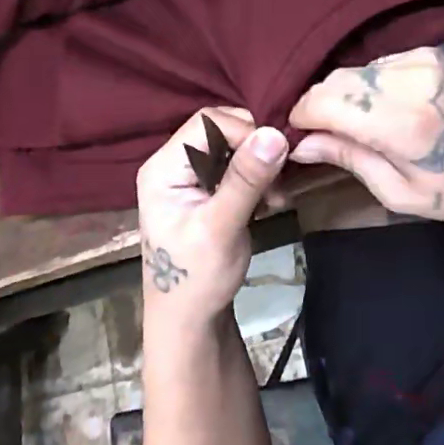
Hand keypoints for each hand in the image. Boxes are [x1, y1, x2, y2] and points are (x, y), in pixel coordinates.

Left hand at [135, 109, 288, 332]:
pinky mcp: (207, 191)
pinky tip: (269, 203)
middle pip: (221, 131)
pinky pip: (236, 168)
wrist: (189, 321)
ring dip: (259, 166)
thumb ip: (245, 180)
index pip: (207, 123)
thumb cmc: (197, 278)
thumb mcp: (221, 227)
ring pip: (232, 148)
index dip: (244, 131)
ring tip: (276, 197)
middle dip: (255, 149)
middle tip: (280, 178)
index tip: (277, 154)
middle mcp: (172, 164)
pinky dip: (257, 180)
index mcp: (162, 167)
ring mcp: (189, 178)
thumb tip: (274, 132)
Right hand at [288, 47, 443, 229]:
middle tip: (323, 135)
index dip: (301, 117)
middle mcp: (409, 81)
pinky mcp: (430, 54)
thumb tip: (298, 145)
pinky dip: (368, 86)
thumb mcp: (399, 193)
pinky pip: (377, 65)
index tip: (299, 136)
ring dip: (344, 95)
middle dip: (319, 106)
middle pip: (334, 82)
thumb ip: (347, 158)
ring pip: (353, 71)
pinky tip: (384, 109)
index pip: (323, 102)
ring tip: (356, 125)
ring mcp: (421, 62)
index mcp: (402, 124)